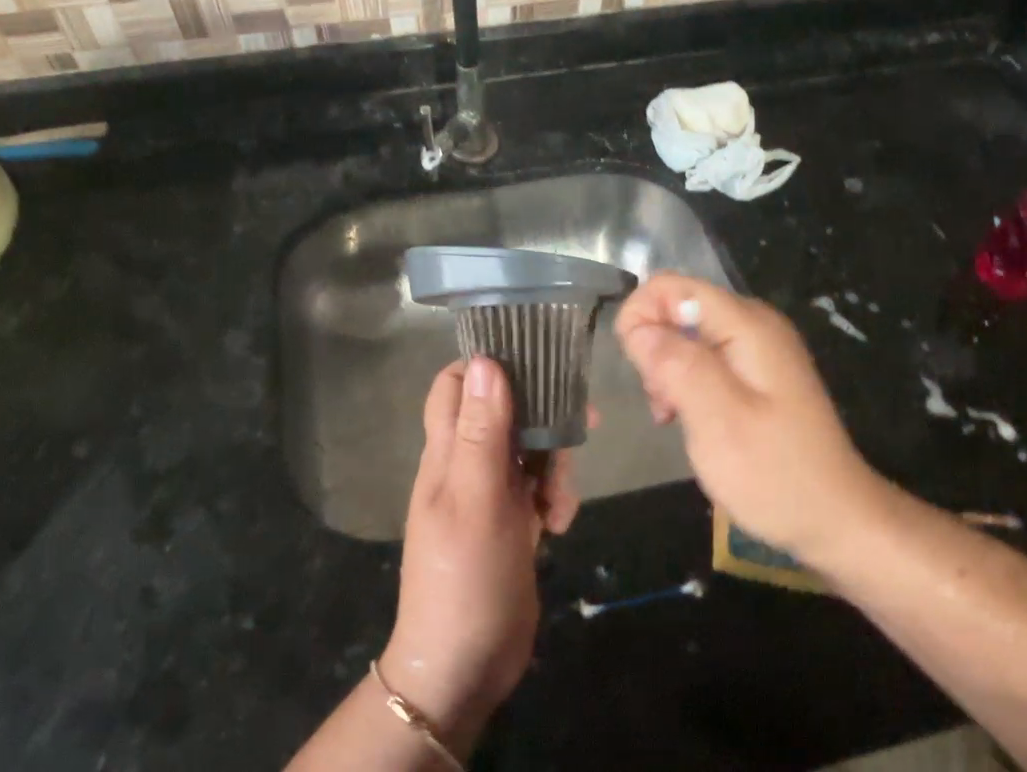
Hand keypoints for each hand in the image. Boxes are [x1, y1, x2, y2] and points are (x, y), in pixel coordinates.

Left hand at [380, 358, 577, 748]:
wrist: (462, 666)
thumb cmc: (463, 579)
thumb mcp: (475, 499)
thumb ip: (481, 432)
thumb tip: (485, 360)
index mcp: (445, 453)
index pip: (455, 386)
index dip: (487, 365)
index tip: (534, 359)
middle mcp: (465, 466)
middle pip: (504, 413)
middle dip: (542, 416)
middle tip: (581, 422)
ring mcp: (490, 497)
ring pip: (529, 452)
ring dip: (555, 465)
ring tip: (560, 501)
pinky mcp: (513, 525)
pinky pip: (539, 491)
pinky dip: (555, 498)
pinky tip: (560, 525)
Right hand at [614, 274, 877, 561]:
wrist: (835, 520)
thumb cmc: (775, 474)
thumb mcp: (718, 420)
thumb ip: (677, 365)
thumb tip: (637, 328)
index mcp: (748, 326)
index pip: (671, 287)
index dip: (640, 316)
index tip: (634, 368)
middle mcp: (754, 326)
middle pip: (678, 308)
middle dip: (653, 348)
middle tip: (661, 402)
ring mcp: (757, 351)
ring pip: (686, 336)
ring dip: (666, 370)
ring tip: (670, 416)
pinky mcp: (756, 376)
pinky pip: (704, 360)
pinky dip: (685, 383)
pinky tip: (686, 418)